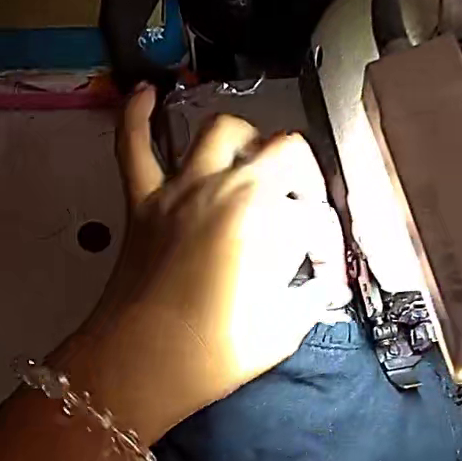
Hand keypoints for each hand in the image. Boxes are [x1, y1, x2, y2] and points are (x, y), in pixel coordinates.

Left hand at [58, 85, 350, 442]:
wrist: (139, 367)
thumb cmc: (213, 354)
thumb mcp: (281, 331)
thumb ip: (308, 299)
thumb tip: (319, 288)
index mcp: (263, 217)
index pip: (314, 212)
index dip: (328, 247)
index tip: (322, 280)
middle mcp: (223, 187)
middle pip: (279, 150)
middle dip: (301, 176)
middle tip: (299, 212)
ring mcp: (178, 189)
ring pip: (217, 131)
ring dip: (245, 139)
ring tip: (252, 161)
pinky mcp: (142, 201)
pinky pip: (133, 145)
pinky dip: (138, 115)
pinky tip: (146, 93)